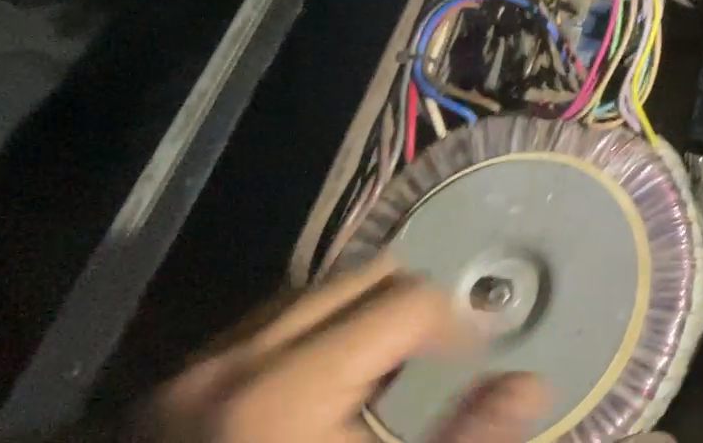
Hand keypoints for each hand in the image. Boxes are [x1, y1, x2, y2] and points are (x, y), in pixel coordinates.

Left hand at [136, 256, 547, 442]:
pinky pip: (269, 318)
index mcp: (285, 392)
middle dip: (418, 306)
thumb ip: (464, 437)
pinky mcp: (171, 387)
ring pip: (318, 289)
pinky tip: (329, 378)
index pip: (408, 301)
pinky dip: (317, 329)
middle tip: (438, 356)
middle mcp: (233, 363)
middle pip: (368, 276)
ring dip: (369, 310)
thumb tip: (530, 385)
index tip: (474, 358)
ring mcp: (194, 371)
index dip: (457, 324)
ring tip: (388, 366)